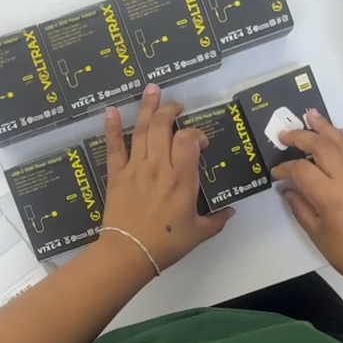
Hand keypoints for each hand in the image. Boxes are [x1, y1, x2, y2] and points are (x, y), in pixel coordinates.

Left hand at [98, 85, 232, 270]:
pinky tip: (111, 110)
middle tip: (177, 104)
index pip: (189, 140)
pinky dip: (112, 127)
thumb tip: (230, 212)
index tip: (201, 142)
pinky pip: (114, 146)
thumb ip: (216, 220)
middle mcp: (159, 166)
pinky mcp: (117, 175)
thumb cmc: (166, 243)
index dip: (196, 134)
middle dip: (171, 110)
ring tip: (151, 89)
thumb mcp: (199, 233)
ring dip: (147, 107)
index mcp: (182, 178)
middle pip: (165, 126)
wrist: (129, 252)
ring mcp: (136, 167)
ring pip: (142, 130)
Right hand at [271, 110, 342, 288]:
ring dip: (325, 127)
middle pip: (322, 146)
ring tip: (310, 114)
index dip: (285, 167)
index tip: (275, 172)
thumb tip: (287, 189)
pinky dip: (341, 138)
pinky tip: (333, 131)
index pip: (302, 169)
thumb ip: (300, 206)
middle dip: (302, 136)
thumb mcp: (316, 232)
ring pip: (341, 142)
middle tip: (284, 133)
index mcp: (330, 196)